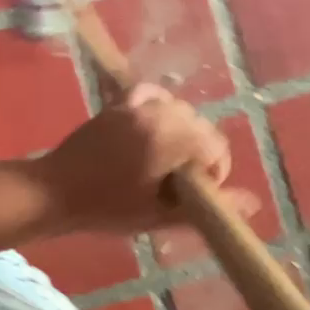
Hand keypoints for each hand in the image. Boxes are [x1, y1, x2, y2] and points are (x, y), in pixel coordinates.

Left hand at [33, 85, 260, 233]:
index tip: (192, 194)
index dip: (213, 173)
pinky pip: (150, 95)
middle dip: (198, 153)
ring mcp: (134, 105)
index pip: (216, 147)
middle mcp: (156, 114)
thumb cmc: (107, 207)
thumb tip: (254, 203)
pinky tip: (152, 131)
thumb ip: (206, 206)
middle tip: (176, 181)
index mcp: (170, 139)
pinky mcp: (116, 104)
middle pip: (200, 126)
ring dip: (180, 132)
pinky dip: (159, 108)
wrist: (55, 190)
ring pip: (178, 111)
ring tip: (163, 161)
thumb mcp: (159, 214)